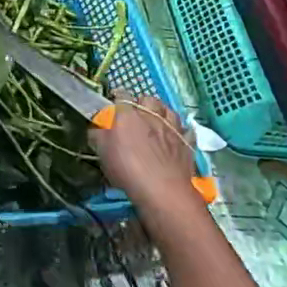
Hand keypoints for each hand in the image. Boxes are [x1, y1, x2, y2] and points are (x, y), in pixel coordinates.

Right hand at [89, 94, 201, 211]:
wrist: (163, 191)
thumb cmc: (126, 168)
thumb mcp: (101, 151)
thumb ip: (98, 134)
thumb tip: (98, 128)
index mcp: (127, 115)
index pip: (121, 95)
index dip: (116, 98)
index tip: (112, 106)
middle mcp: (151, 116)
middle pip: (148, 98)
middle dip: (141, 102)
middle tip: (135, 114)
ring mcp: (172, 129)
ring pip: (169, 110)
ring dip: (161, 112)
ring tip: (155, 120)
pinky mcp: (188, 143)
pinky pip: (186, 129)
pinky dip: (180, 129)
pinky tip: (175, 135)